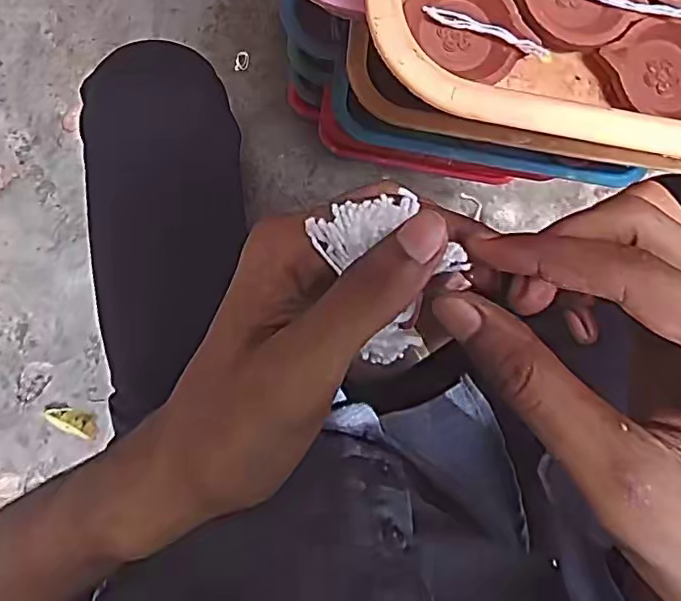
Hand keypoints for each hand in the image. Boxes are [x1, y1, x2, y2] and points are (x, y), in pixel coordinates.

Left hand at [126, 185, 493, 544]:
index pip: (382, 207)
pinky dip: (405, 303)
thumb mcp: (307, 360)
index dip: (438, 229)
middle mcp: (298, 242)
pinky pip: (373, 287)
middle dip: (437, 253)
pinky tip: (429, 327)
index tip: (489, 265)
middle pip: (386, 227)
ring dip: (426, 279)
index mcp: (289, 240)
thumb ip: (368, 293)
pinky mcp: (317, 302)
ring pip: (385, 257)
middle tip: (485, 295)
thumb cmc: (238, 423)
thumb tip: (430, 226)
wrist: (191, 472)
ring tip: (466, 311)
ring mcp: (307, 272)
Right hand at [431, 191, 680, 600]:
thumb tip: (461, 306)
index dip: (559, 259)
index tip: (491, 256)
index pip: (651, 275)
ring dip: (575, 254)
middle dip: (567, 248)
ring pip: (645, 234)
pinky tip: (568, 312)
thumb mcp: (614, 476)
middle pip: (653, 230)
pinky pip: (642, 263)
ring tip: (535, 300)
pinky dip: (587, 273)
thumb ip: (532, 382)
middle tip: (510, 286)